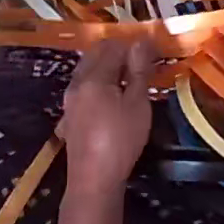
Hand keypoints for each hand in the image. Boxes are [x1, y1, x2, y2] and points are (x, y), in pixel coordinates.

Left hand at [57, 40, 157, 198]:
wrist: (92, 181)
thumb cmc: (120, 140)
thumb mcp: (137, 104)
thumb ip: (139, 71)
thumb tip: (142, 42)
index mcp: (94, 77)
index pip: (113, 47)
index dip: (134, 45)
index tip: (153, 51)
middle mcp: (77, 83)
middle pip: (96, 54)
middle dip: (118, 51)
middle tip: (142, 62)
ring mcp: (70, 100)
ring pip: (87, 69)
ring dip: (107, 66)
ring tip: (129, 79)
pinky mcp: (70, 115)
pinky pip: (84, 86)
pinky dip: (98, 82)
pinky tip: (111, 97)